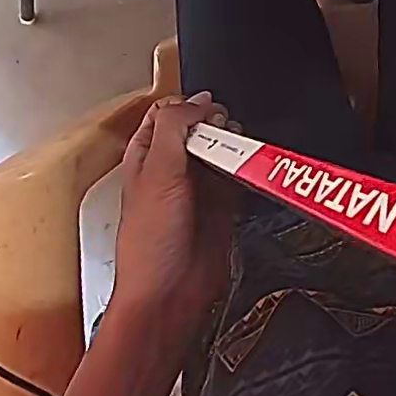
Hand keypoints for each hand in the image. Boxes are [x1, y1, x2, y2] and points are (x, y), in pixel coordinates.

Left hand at [109, 93, 235, 336]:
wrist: (170, 293)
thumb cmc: (149, 242)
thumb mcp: (156, 172)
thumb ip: (174, 129)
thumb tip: (196, 102)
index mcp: (147, 155)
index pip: (167, 112)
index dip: (186, 105)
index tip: (204, 112)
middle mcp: (172, 167)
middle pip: (199, 128)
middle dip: (214, 123)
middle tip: (223, 131)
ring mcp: (198, 187)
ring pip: (221, 150)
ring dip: (232, 145)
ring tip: (238, 150)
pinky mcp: (221, 206)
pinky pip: (238, 176)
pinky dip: (246, 169)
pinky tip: (249, 168)